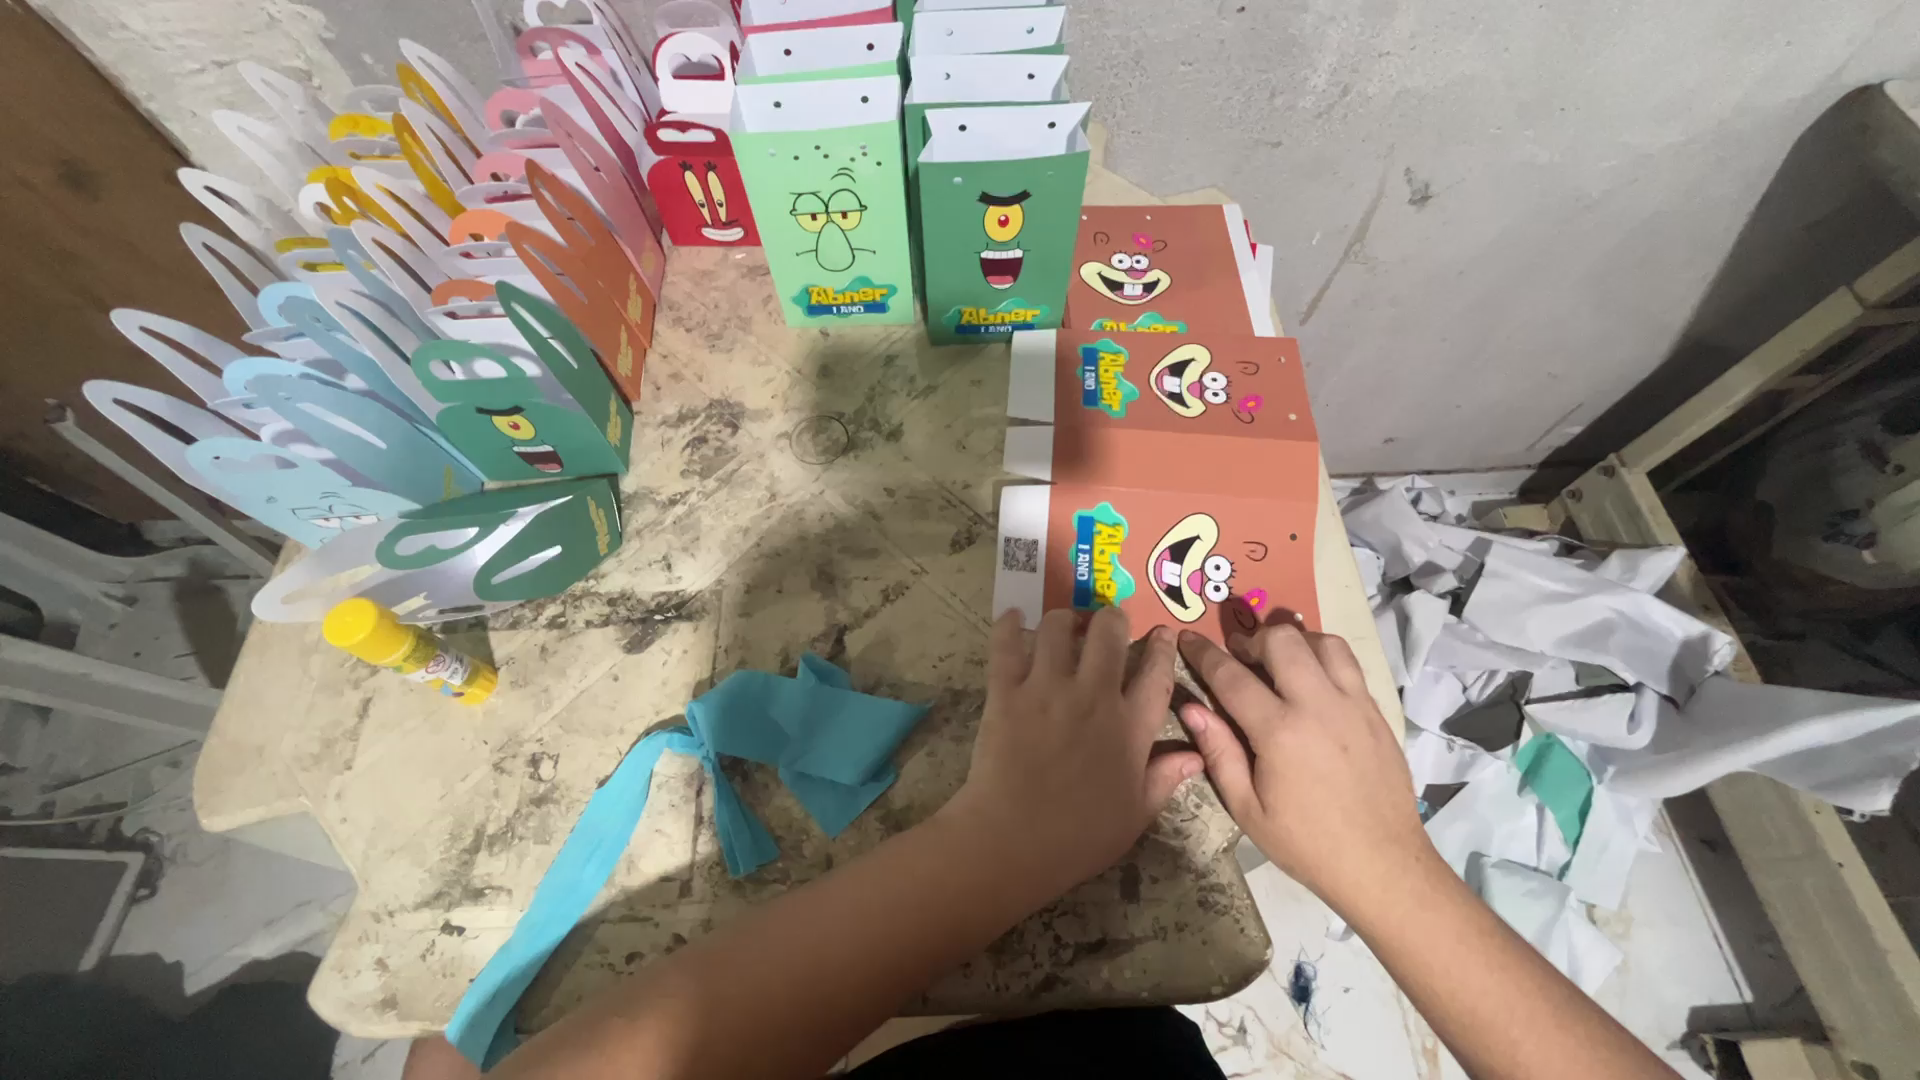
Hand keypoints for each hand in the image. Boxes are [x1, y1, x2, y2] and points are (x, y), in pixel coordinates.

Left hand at [942, 607, 1203, 897]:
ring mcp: (1047, 689)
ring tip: (1062, 624)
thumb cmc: (1080, 836)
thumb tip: (1197, 755)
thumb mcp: (1136, 814)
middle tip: (1106, 622)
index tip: (1163, 632)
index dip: (1163, 647)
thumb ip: (1166, 778)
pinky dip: (1008, 624)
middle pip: (1109, 632)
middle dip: (1111, 618)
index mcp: (1130, 727)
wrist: (1014, 842)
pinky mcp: (1006, 692)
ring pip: (1057, 628)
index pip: (1157, 673)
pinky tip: (1013, 616)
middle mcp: (1093, 696)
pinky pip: (1006, 645)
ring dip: (1063, 619)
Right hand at [1177, 624, 1432, 911]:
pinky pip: (1349, 665)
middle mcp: (1319, 706)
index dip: (1204, 653)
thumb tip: (1191, 708)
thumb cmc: (1306, 843)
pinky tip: (1310, 680)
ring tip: (1279, 661)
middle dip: (1253, 639)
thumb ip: (1218, 752)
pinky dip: (1323, 658)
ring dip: (1294, 641)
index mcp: (1280, 731)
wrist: (1384, 866)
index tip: (1186, 638)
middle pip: (1283, 640)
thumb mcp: (1247, 808)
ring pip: (1323, 642)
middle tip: (1240, 656)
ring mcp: (1354, 705)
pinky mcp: (1376, 713)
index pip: (1231, 676)